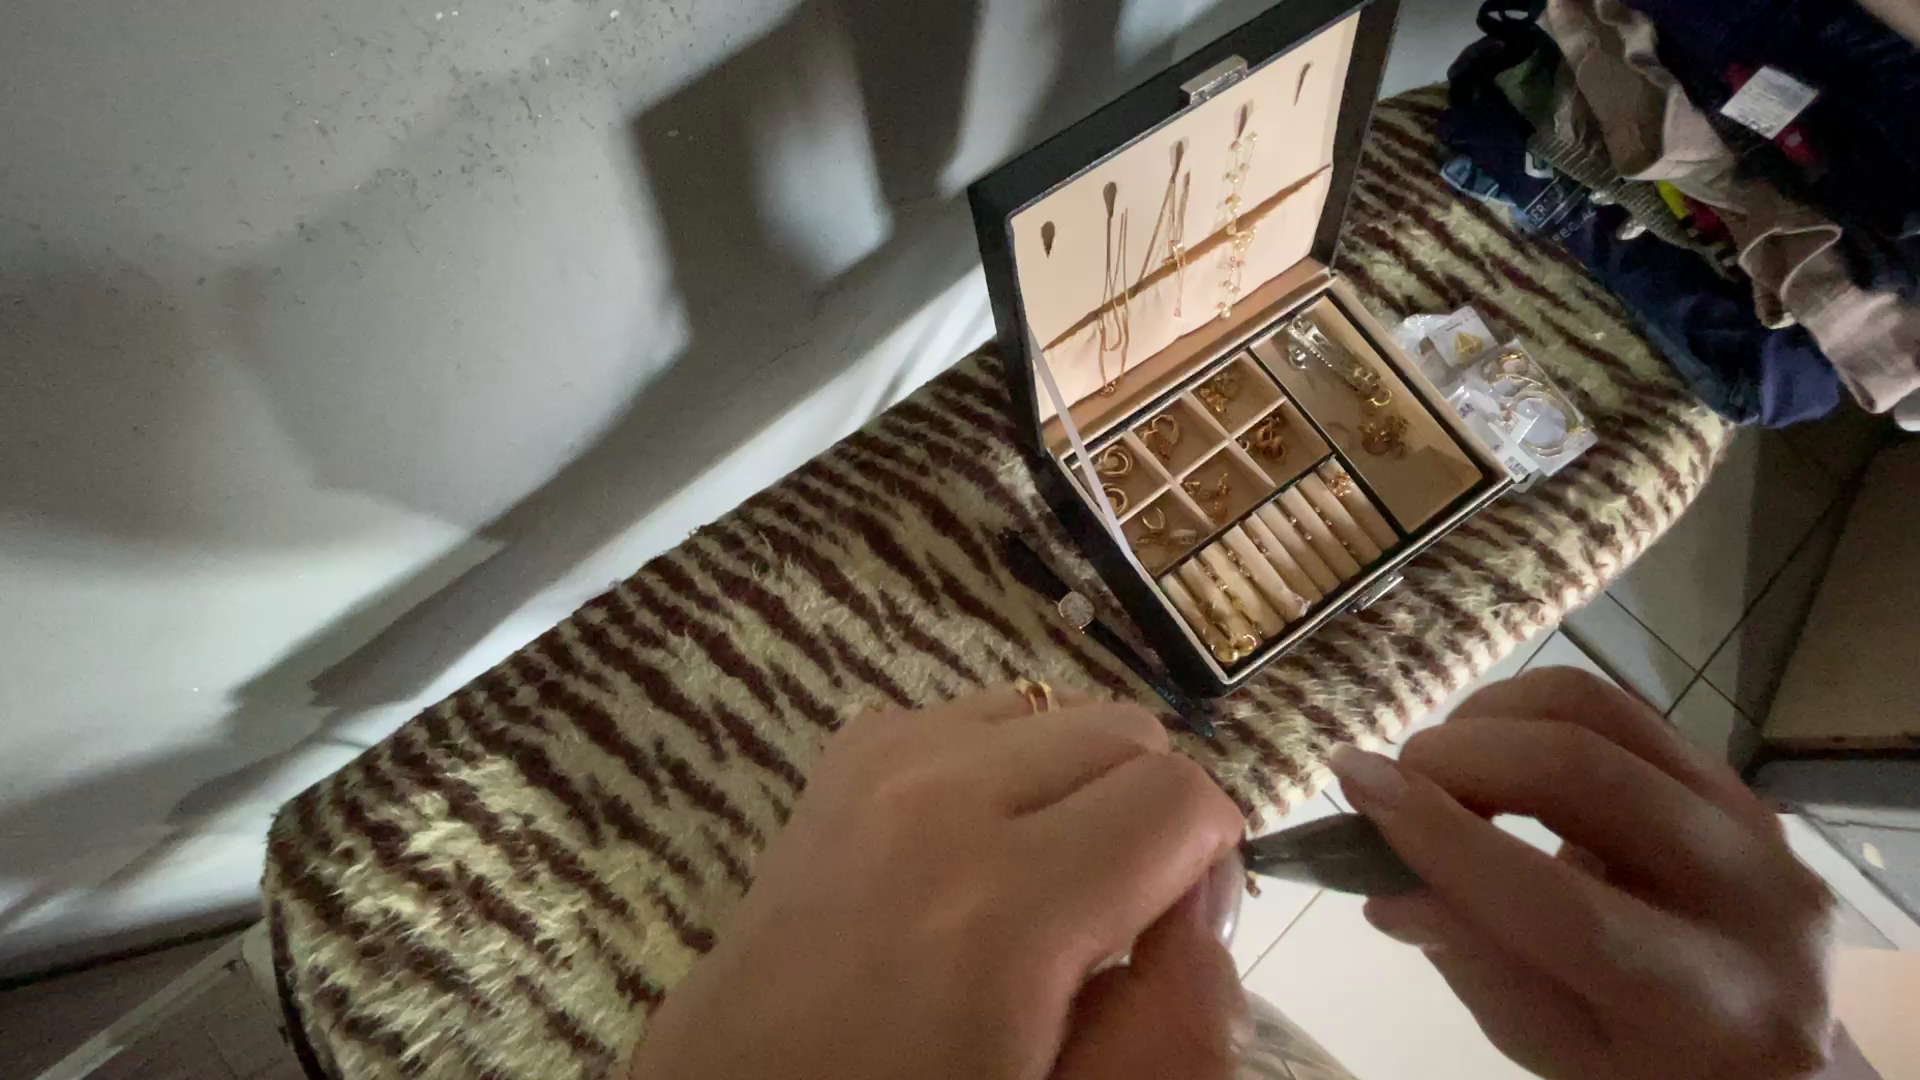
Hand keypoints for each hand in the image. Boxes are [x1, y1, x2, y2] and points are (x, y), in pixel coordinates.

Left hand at [627, 685, 1247, 1079]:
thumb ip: (1178, 1022)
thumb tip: (1200, 900)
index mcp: (1003, 903)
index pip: (1177, 794)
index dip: (1208, 854)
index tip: (1178, 920)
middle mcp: (941, 791)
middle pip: (1118, 727)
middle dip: (1146, 805)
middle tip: (1112, 900)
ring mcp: (886, 753)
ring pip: (1050, 707)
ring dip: (1073, 776)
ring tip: (1039, 864)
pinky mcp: (852, 747)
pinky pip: (974, 714)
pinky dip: (1003, 759)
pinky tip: (971, 836)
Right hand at [1332, 667, 1833, 1079]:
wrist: (1754, 1016)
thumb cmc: (1635, 1046)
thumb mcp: (1543, 1036)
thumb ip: (1465, 957)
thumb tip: (1383, 885)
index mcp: (1715, 1004)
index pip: (1558, 899)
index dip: (1439, 832)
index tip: (1350, 777)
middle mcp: (1755, 897)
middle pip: (1576, 769)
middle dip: (1451, 757)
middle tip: (1394, 779)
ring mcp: (1746, 815)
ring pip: (1583, 707)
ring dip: (1479, 721)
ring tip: (1445, 769)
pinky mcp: (1717, 767)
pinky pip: (1595, 697)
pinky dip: (1511, 706)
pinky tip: (1490, 751)